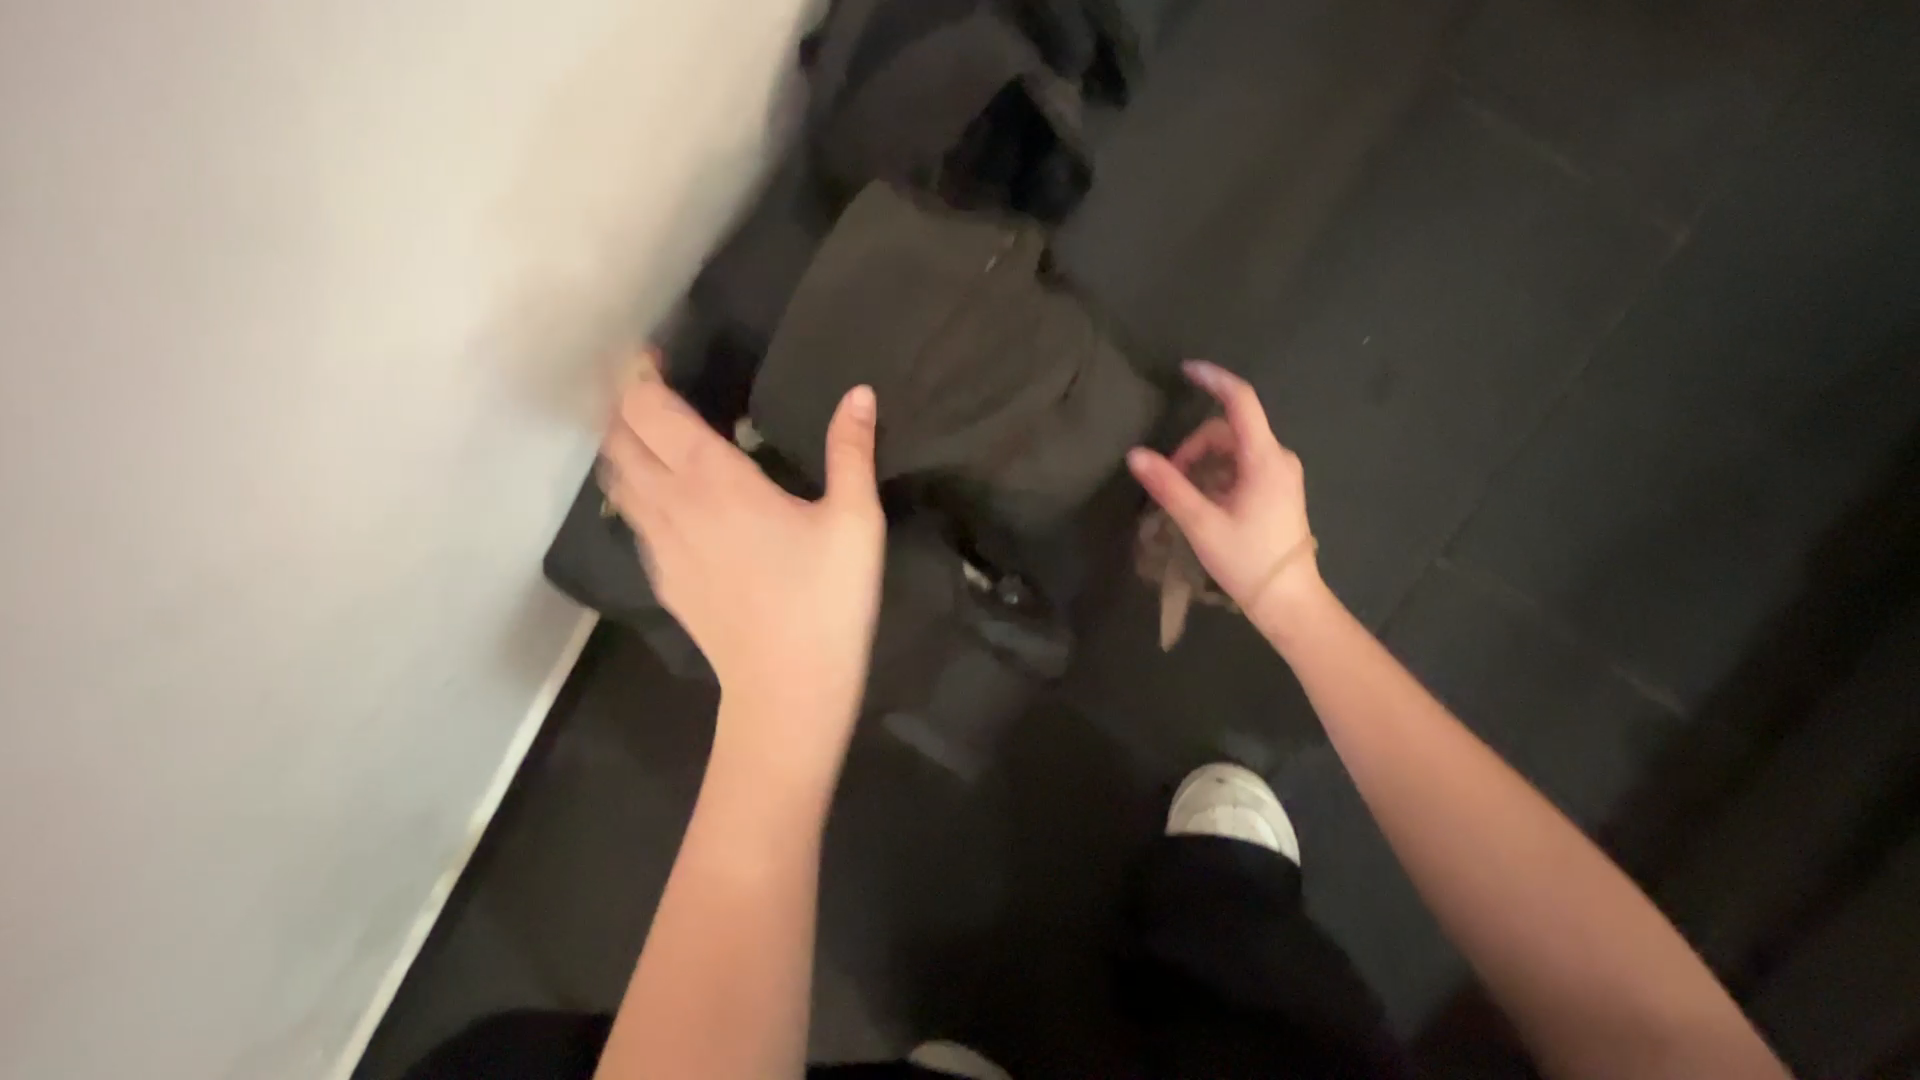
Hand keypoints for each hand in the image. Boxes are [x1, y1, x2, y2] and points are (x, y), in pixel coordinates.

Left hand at [598, 352, 885, 721]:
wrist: (786, 689)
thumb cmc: (825, 601)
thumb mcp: (855, 522)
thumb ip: (852, 451)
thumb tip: (859, 393)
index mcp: (715, 480)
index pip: (650, 410)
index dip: (639, 374)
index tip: (650, 351)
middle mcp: (672, 504)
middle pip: (620, 438)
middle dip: (622, 401)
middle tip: (648, 381)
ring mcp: (659, 545)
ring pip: (616, 478)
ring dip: (622, 443)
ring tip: (648, 427)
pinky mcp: (662, 577)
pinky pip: (630, 515)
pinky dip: (633, 486)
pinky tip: (665, 493)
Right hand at [1127, 360, 1321, 623]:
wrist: (1288, 599)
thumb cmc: (1247, 560)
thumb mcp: (1201, 522)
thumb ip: (1169, 485)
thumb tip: (1135, 455)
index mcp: (1265, 459)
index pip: (1240, 400)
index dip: (1213, 379)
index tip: (1186, 369)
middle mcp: (1278, 458)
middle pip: (1228, 430)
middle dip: (1194, 446)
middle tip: (1170, 480)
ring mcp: (1281, 475)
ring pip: (1233, 450)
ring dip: (1203, 463)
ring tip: (1184, 497)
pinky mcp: (1278, 490)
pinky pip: (1242, 467)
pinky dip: (1216, 475)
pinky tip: (1203, 504)